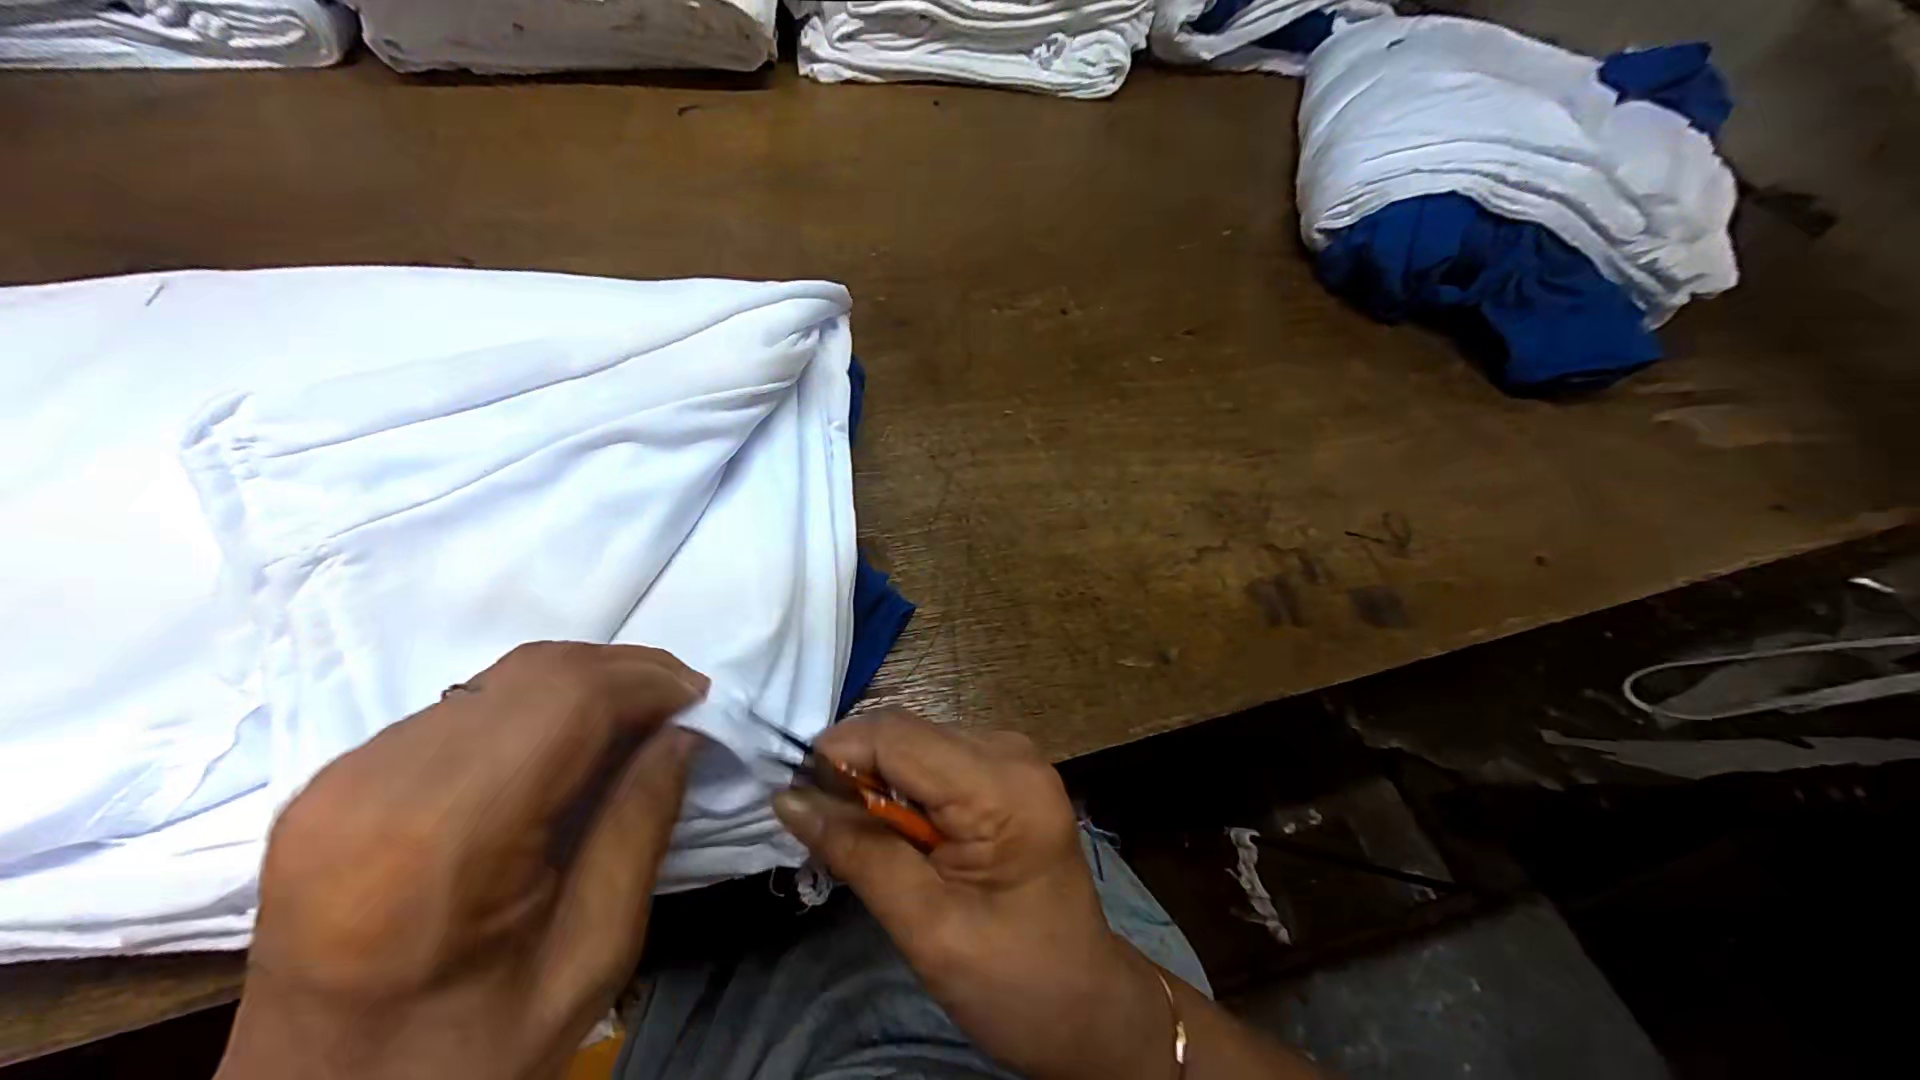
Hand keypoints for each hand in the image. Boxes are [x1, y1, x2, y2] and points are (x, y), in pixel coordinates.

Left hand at [216, 643, 708, 1079]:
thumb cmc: (470, 1052)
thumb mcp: (592, 956)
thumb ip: (640, 828)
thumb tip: (683, 732)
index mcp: (441, 839)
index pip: (567, 697)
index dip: (648, 681)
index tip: (703, 700)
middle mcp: (377, 784)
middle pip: (536, 671)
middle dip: (627, 672)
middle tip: (682, 703)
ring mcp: (344, 773)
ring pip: (504, 676)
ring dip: (587, 683)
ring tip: (639, 717)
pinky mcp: (338, 775)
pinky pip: (468, 705)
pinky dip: (540, 703)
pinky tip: (573, 739)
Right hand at [771, 710, 1173, 1079]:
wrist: (1087, 1003)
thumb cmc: (1016, 982)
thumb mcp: (929, 930)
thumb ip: (860, 855)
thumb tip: (789, 799)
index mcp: (1004, 787)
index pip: (897, 735)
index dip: (837, 757)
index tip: (798, 802)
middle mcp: (1011, 751)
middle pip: (905, 733)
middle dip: (854, 773)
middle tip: (828, 836)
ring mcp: (1013, 756)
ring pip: (914, 742)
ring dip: (876, 783)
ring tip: (865, 844)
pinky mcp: (1007, 770)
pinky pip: (934, 757)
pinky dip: (902, 788)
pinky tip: (902, 836)